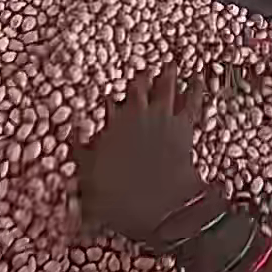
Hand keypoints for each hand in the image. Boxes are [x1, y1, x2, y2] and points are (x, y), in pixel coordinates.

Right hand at [78, 65, 208, 240]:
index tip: (105, 88)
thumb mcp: (91, 181)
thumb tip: (73, 129)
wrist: (166, 208)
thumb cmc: (125, 199)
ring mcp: (161, 117)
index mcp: (113, 127)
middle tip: (140, 67)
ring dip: (165, 75)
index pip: (107, 104)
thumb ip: (81, 153)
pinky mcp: (183, 124)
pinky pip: (191, 101)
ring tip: (168, 63)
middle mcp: (136, 115)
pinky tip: (197, 78)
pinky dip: (195, 89)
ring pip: (163, 88)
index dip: (106, 94)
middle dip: (138, 78)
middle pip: (136, 89)